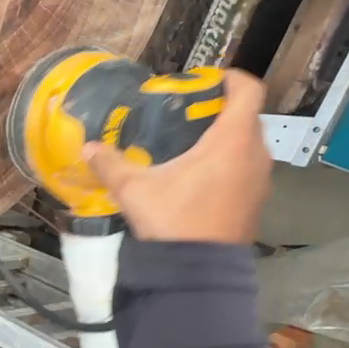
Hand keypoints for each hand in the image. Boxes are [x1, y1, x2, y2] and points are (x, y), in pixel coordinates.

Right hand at [84, 69, 271, 243]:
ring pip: (249, 144)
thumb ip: (110, 163)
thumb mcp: (133, 189)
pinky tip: (199, 175)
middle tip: (189, 112)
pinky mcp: (257, 200)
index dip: (232, 78)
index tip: (209, 77)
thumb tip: (88, 147)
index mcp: (231, 141)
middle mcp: (254, 154)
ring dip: (228, 137)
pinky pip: (247, 167)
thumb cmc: (173, 219)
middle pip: (248, 117)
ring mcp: (260, 179)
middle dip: (222, 109)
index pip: (248, 92)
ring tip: (192, 142)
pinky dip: (230, 161)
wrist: (199, 270)